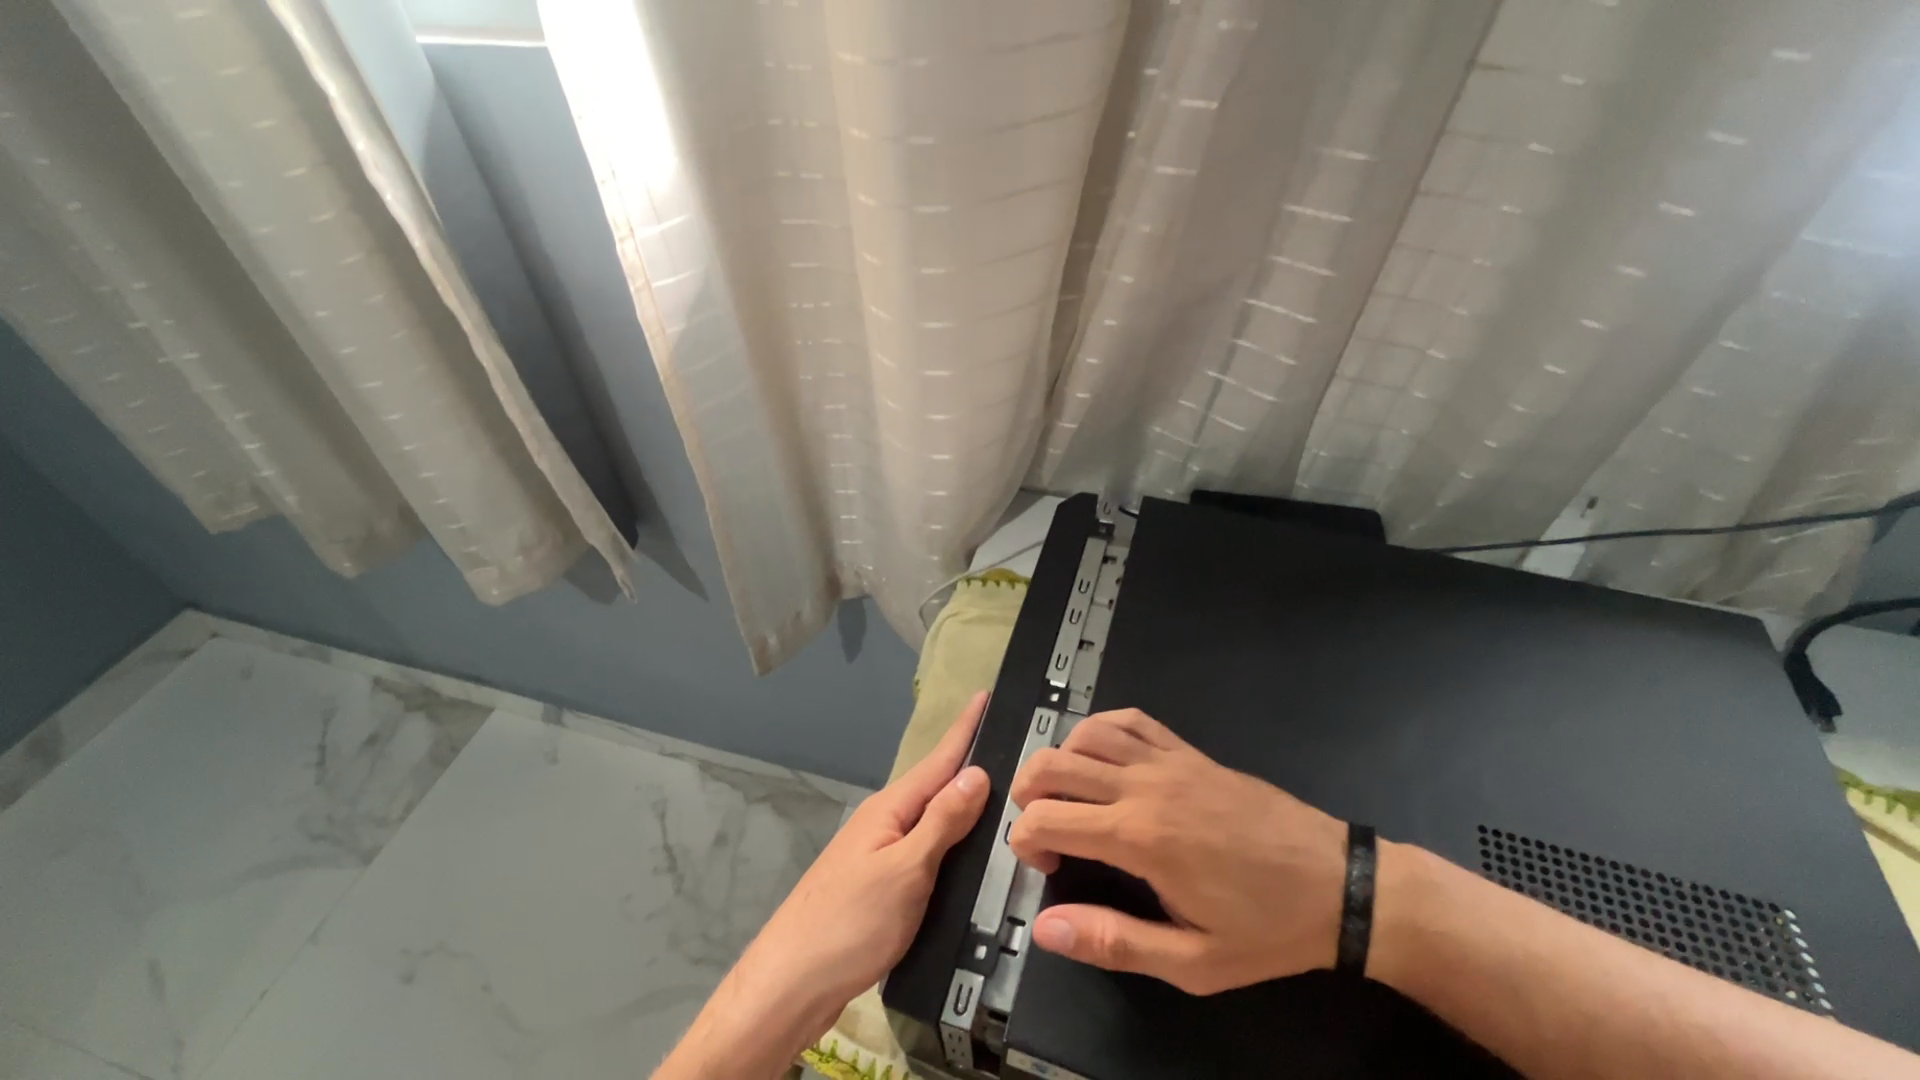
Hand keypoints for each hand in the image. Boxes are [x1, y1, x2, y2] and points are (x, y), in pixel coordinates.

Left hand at [655, 693, 990, 1078]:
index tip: (987, 694)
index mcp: (890, 810)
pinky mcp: (881, 887)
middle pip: (936, 787)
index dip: (965, 730)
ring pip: (931, 820)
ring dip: (963, 804)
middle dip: (971, 764)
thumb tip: (977, 772)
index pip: (939, 760)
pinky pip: (925, 850)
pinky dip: (950, 842)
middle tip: (1016, 749)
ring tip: (1004, 796)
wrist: (792, 984)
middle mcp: (884, 823)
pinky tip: (968, 853)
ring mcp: (879, 856)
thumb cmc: (850, 923)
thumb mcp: (905, 870)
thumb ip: (942, 823)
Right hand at [1008, 708, 1347, 994]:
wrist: (1341, 885)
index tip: (1046, 870)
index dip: (1025, 843)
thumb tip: (1046, 929)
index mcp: (1140, 839)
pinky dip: (1100, 729)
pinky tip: (1101, 756)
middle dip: (1028, 794)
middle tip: (1043, 831)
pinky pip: (1132, 720)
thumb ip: (1113, 942)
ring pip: (1085, 734)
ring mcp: (1170, 761)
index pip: (1046, 819)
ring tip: (1065, 795)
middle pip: (1053, 765)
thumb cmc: (1267, 929)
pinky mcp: (1191, 752)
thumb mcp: (1193, 961)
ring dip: (1059, 760)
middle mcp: (1145, 787)